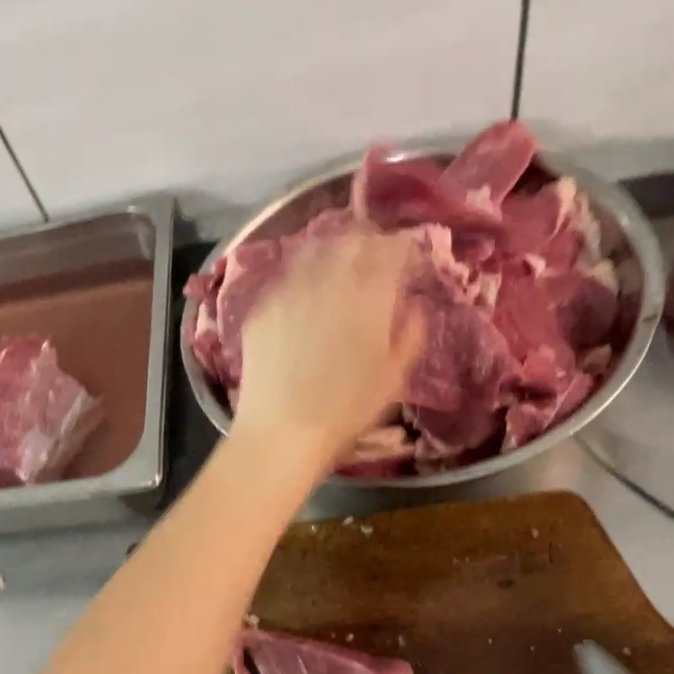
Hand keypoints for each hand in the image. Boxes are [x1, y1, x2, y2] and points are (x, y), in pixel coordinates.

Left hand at [231, 230, 423, 467]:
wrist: (280, 432)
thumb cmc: (345, 412)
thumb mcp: (393, 377)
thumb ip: (409, 333)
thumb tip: (413, 304)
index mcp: (369, 296)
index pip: (392, 250)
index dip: (403, 248)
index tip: (408, 258)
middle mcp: (328, 282)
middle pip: (351, 241)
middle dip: (367, 242)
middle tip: (373, 254)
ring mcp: (288, 291)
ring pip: (313, 252)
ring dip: (331, 252)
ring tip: (338, 266)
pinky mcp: (261, 308)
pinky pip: (285, 279)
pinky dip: (301, 277)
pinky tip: (304, 295)